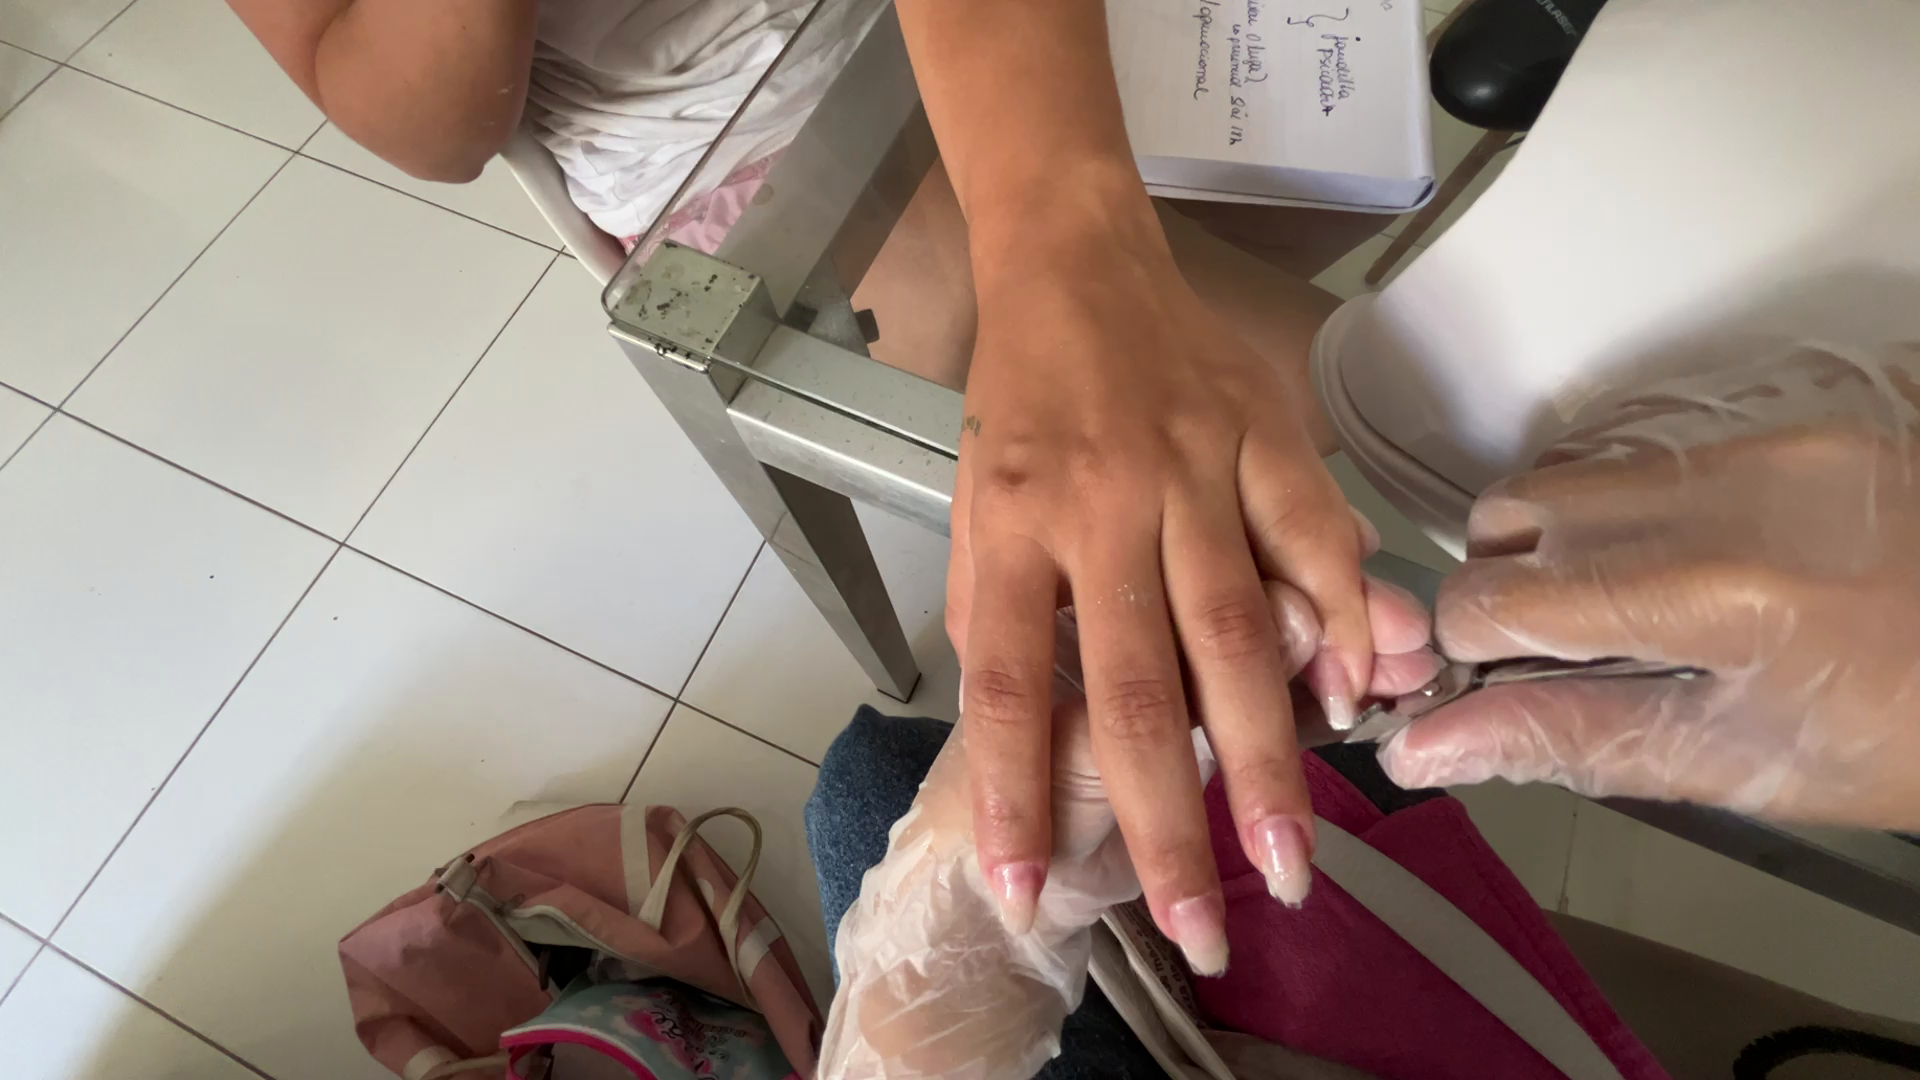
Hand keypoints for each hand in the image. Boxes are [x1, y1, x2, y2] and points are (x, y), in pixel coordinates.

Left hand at [947, 196, 1374, 972]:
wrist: (1075, 269)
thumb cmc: (1014, 395)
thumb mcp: (971, 501)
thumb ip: (998, 608)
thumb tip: (1041, 717)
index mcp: (1015, 523)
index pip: (1011, 684)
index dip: (1016, 794)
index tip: (1025, 888)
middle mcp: (1107, 506)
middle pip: (1142, 685)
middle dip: (1169, 818)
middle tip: (1202, 925)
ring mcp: (1198, 470)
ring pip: (1241, 633)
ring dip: (1271, 755)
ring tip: (1289, 858)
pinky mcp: (1266, 437)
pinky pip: (1319, 544)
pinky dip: (1343, 629)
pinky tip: (1355, 704)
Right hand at [1378, 347, 1919, 830]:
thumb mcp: (1741, 764)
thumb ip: (1560, 743)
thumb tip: (1415, 752)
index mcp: (1712, 597)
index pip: (1486, 602)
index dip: (1475, 648)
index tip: (1518, 678)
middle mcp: (1719, 493)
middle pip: (1499, 519)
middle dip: (1502, 586)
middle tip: (1569, 641)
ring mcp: (1754, 442)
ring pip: (1550, 480)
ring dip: (1544, 541)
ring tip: (1615, 595)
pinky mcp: (1778, 420)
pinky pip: (1619, 460)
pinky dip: (1606, 513)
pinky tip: (1674, 557)